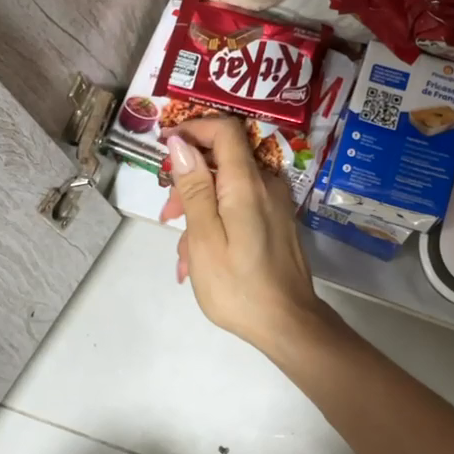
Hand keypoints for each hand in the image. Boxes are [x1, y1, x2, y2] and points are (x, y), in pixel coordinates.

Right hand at [162, 116, 333, 357]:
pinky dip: (218, 225)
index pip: (225, 130)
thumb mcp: (204, 237)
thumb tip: (181, 142)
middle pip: (224, 161)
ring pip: (229, 190)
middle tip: (168, 217)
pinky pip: (241, 210)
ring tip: (184, 256)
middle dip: (190, 182)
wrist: (288, 324)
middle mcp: (267, 186)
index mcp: (247, 184)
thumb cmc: (238, 286)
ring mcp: (276, 206)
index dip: (193, 129)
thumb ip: (194, 187)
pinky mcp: (278, 224)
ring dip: (200, 212)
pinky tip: (202, 260)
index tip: (165, 145)